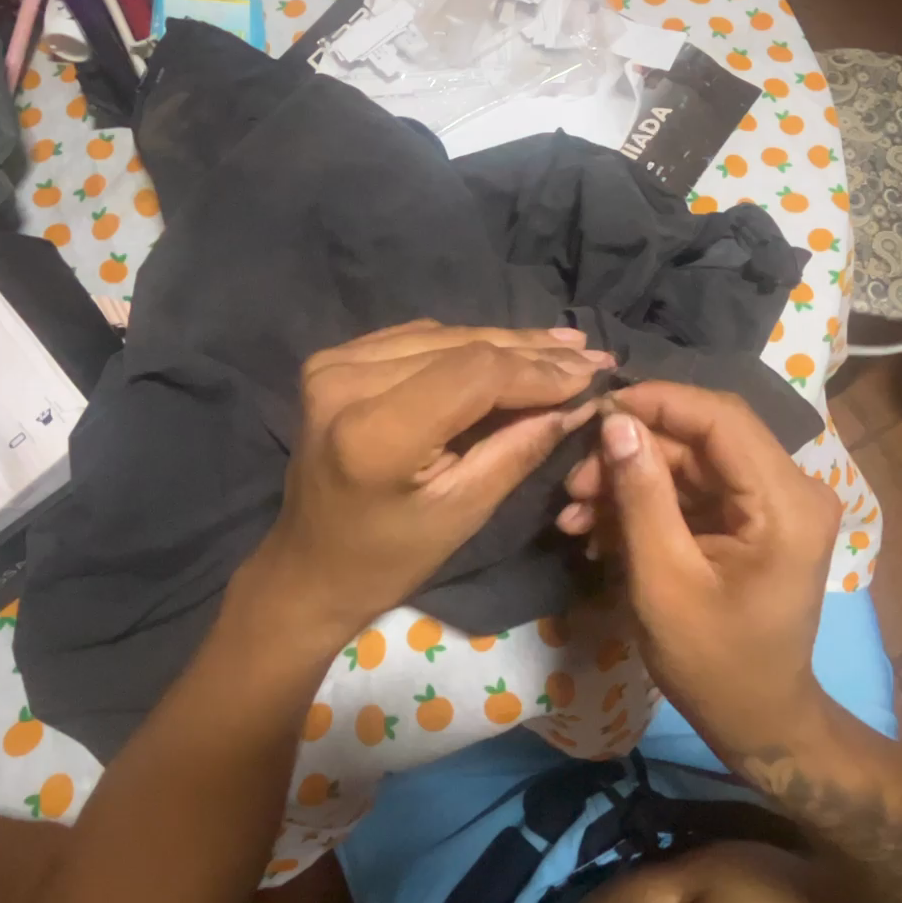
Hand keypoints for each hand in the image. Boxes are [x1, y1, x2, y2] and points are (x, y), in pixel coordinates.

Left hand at [251, 320, 612, 642]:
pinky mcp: (334, 360)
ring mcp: (334, 364)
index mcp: (377, 431)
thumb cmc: (390, 557)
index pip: (476, 374)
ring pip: (443, 336)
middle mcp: (347, 381)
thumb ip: (521, 447)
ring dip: (506, 342)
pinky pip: (418, 339)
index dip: (539, 369)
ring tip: (564, 344)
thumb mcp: (465, 511)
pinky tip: (511, 347)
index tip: (592, 373)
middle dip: (532, 352)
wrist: (310, 567)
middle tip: (591, 353)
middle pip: (461, 346)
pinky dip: (467, 344)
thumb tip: (579, 402)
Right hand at [560, 382, 839, 755]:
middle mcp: (791, 488)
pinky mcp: (751, 516)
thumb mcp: (664, 581)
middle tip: (571, 484)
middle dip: (631, 453)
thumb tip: (615, 422)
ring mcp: (772, 502)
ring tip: (574, 514)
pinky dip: (646, 502)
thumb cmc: (713, 663)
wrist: (755, 718)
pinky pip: (693, 489)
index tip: (596, 411)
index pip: (722, 418)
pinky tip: (598, 527)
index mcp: (787, 502)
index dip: (657, 402)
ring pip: (689, 461)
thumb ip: (641, 496)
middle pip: (701, 438)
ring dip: (629, 480)